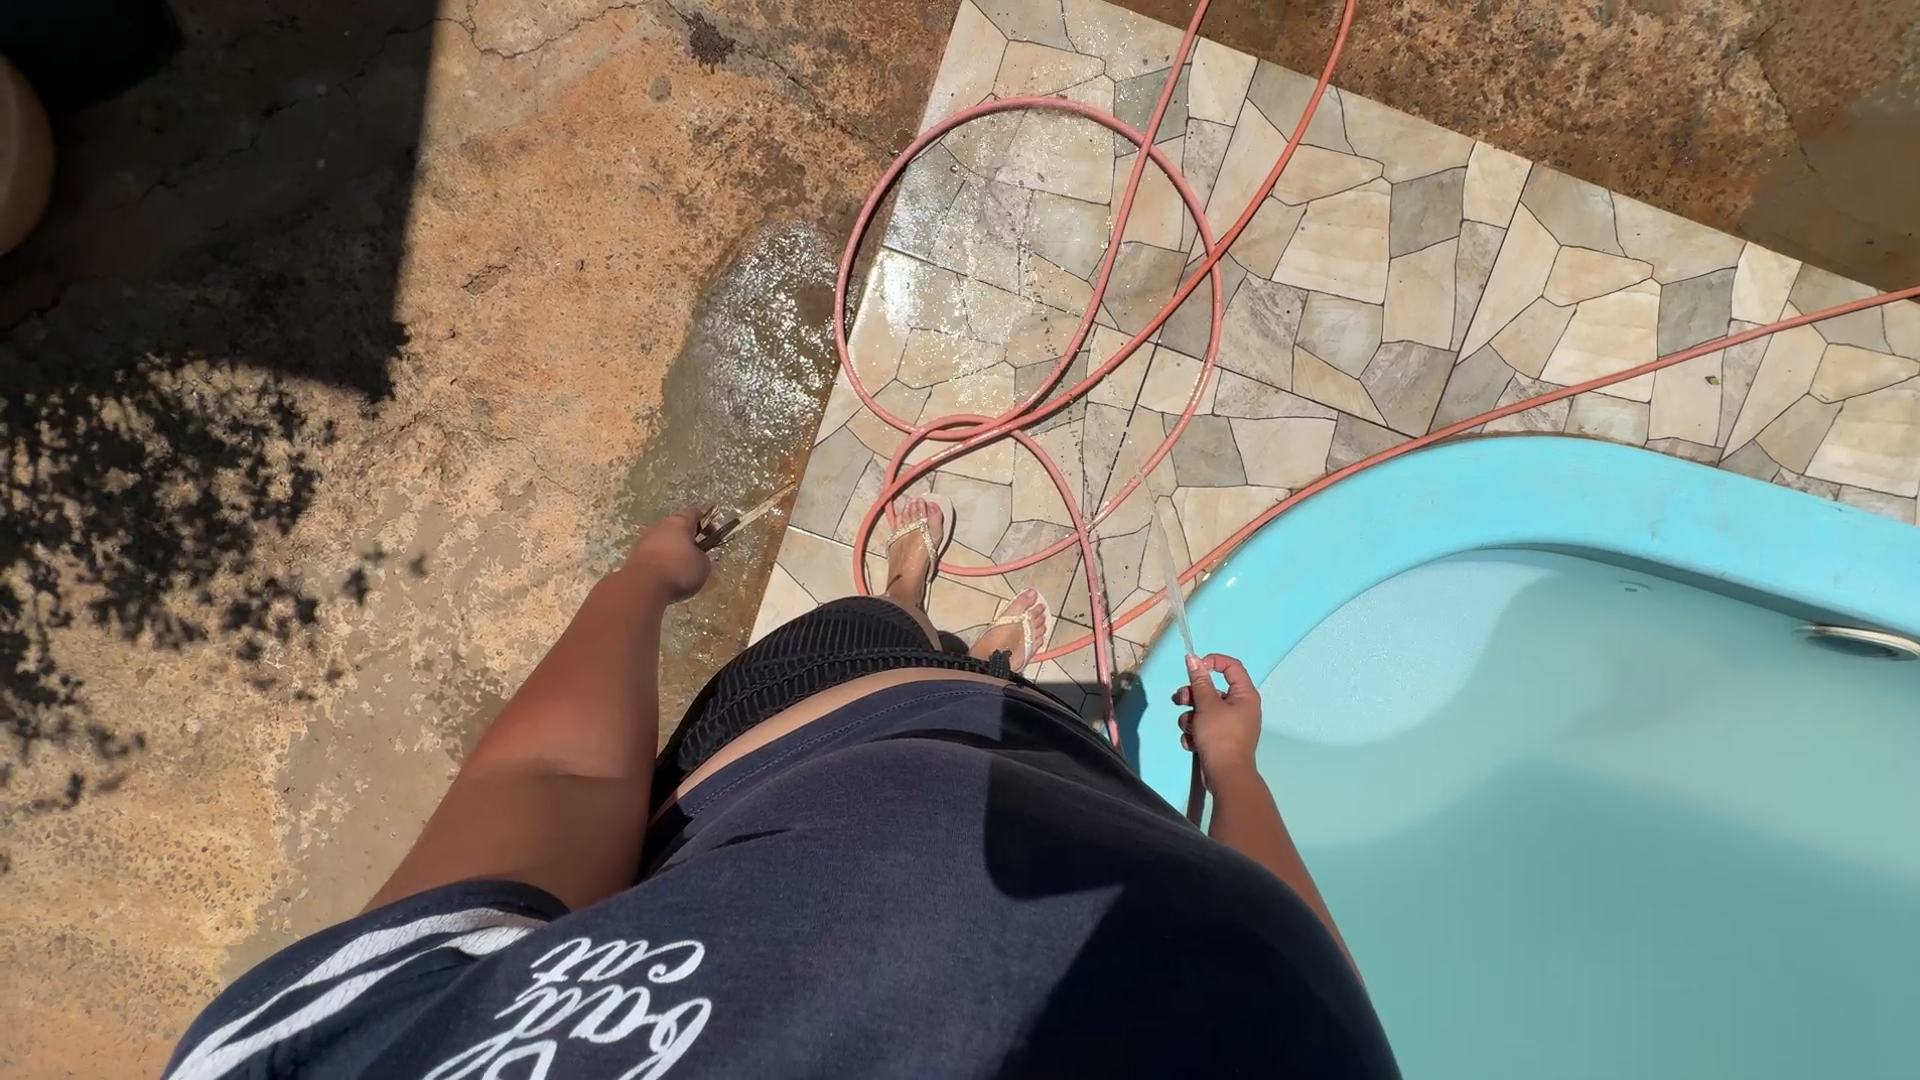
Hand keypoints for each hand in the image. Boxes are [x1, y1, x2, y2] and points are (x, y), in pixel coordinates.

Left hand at [620, 505, 711, 601]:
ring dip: (672, 550)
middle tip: (696, 554)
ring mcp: (644, 540)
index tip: (711, 536)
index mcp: (679, 523)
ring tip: (681, 568)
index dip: (705, 523)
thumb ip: (702, 556)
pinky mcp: (635, 556)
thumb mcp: (703, 565)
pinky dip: (661, 561)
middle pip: (676, 526)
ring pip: (663, 540)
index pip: (694, 513)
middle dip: (687, 538)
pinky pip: (653, 554)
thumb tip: (695, 556)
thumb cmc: (679, 570)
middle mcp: (660, 526)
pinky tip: (667, 575)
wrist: (644, 585)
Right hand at [1171, 653, 1262, 785]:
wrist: (1226, 775)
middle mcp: (1240, 707)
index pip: (1232, 666)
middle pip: (1212, 689)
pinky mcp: (1221, 738)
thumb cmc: (1220, 735)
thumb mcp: (1206, 704)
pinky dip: (1195, 732)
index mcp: (1244, 695)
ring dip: (1190, 717)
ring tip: (1187, 728)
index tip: (1194, 666)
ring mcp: (1231, 724)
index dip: (1213, 661)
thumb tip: (1193, 658)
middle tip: (1180, 700)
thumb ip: (1199, 680)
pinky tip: (1192, 742)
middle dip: (1192, 694)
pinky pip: (1204, 726)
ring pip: (1204, 709)